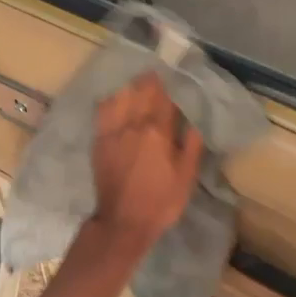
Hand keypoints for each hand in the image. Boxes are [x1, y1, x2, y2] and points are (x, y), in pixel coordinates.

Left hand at [88, 72, 203, 247]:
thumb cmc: (161, 201)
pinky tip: (115, 99)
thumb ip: (192, 145)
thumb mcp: (186, 176)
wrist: (123, 222)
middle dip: (149, 81)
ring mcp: (113, 131)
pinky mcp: (99, 141)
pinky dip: (111, 101)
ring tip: (137, 84)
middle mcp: (133, 124)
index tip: (172, 74)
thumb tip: (195, 120)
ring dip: (130, 87)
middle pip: (141, 92)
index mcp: (157, 131)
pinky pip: (103, 111)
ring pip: (121, 97)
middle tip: (155, 74)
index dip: (168, 84)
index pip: (163, 98)